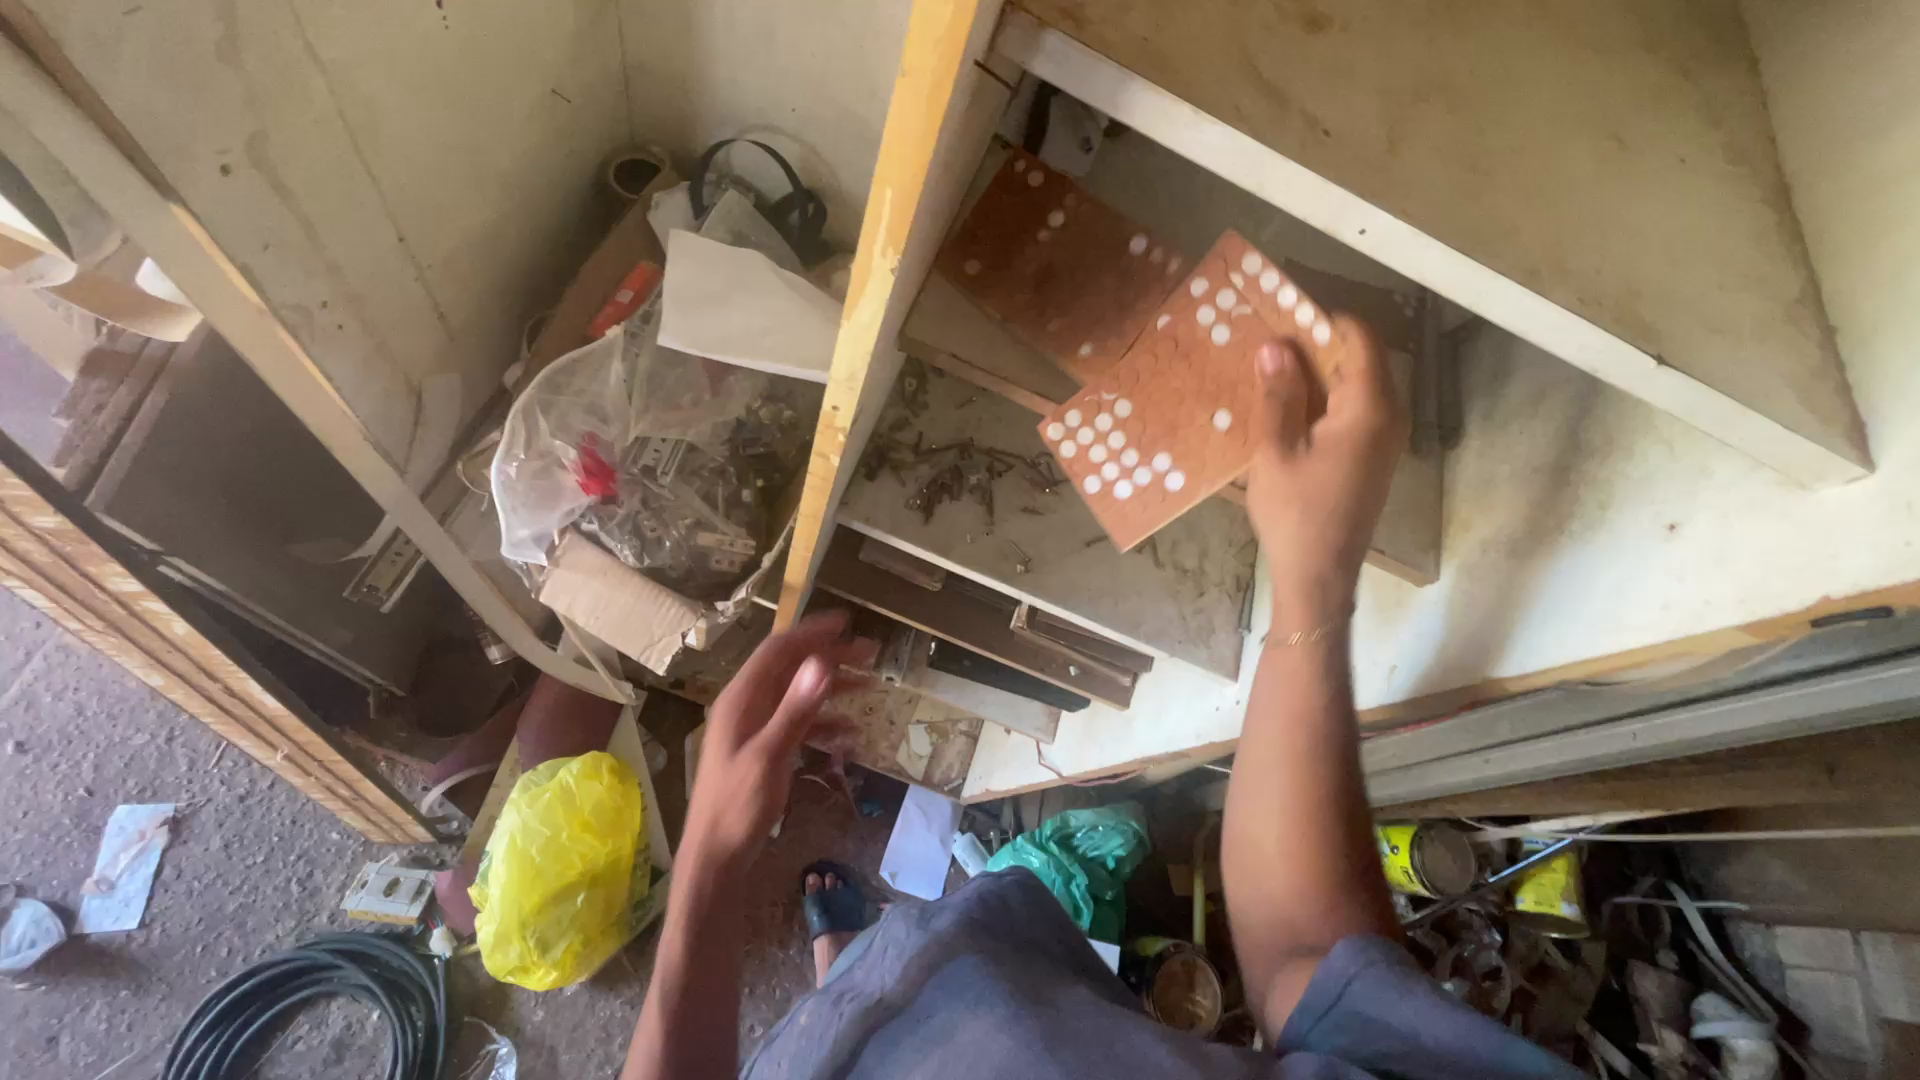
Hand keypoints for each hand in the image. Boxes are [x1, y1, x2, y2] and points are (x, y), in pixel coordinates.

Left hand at [682, 611, 874, 878]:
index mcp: (741, 698)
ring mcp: (755, 727)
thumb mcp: (770, 756)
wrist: (716, 858)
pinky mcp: (764, 748)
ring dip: (831, 687)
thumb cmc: (737, 807)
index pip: (778, 649)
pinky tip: (850, 733)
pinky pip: (798, 723)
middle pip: (791, 668)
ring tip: (868, 685)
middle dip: (829, 656)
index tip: (846, 622)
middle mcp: (747, 705)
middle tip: (870, 653)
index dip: (811, 631)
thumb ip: (797, 709)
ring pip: (798, 694)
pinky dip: (824, 722)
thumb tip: (823, 662)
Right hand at [1246, 317, 1407, 630]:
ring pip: (1356, 386)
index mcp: (1369, 408)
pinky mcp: (1374, 457)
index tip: (1281, 318)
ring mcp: (1386, 438)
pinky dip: (1324, 401)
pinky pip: (1354, 410)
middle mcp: (1389, 415)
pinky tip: (1288, 413)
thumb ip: (1278, 395)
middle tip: (1267, 348)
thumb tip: (1275, 345)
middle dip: (1316, 347)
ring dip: (1317, 375)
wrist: (1319, 574)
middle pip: (1360, 359)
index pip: (1360, 339)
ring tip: (1270, 377)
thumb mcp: (1275, 450)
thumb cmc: (1294, 512)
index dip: (1323, 321)